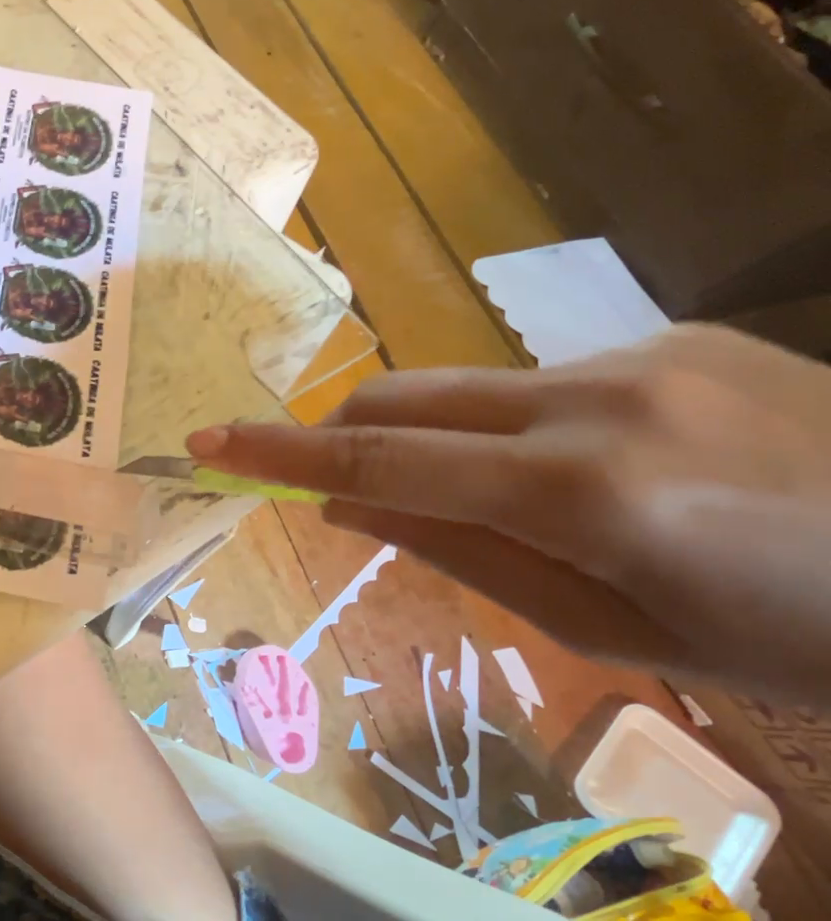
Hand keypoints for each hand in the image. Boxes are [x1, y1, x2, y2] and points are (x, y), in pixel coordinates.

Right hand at [188, 324, 830, 703]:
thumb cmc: (793, 642)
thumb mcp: (608, 625)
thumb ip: (459, 549)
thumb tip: (347, 500)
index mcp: (582, 491)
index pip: (381, 456)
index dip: (281, 450)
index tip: (206, 442)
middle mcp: (599, 398)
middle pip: (406, 393)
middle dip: (348, 431)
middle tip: (352, 484)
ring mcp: (645, 353)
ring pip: (477, 387)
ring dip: (455, 436)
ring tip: (534, 498)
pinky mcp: (682, 335)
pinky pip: (553, 378)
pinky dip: (532, 422)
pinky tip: (616, 464)